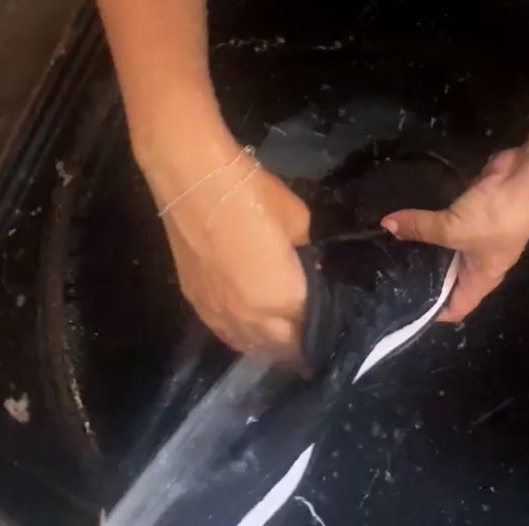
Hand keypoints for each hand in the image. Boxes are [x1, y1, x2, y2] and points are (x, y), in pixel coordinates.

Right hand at [148, 141, 311, 362]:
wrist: (194, 182)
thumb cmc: (252, 195)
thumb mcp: (298, 219)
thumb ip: (306, 250)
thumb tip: (306, 263)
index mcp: (282, 298)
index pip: (310, 328)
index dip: (324, 328)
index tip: (335, 325)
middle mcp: (250, 318)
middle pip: (281, 347)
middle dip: (300, 346)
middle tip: (315, 338)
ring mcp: (218, 315)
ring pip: (250, 346)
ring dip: (270, 346)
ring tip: (286, 339)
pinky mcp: (195, 303)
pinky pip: (226, 333)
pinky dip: (243, 336)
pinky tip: (251, 327)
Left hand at [381, 149, 528, 323]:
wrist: (525, 177)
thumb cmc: (495, 218)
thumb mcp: (454, 229)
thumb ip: (420, 227)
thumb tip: (386, 225)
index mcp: (480, 279)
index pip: (455, 308)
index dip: (432, 312)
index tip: (401, 306)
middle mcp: (478, 260)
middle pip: (445, 275)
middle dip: (419, 272)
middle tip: (384, 270)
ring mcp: (475, 232)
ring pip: (443, 244)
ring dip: (421, 241)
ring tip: (388, 243)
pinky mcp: (471, 207)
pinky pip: (445, 217)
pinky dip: (428, 216)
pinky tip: (405, 214)